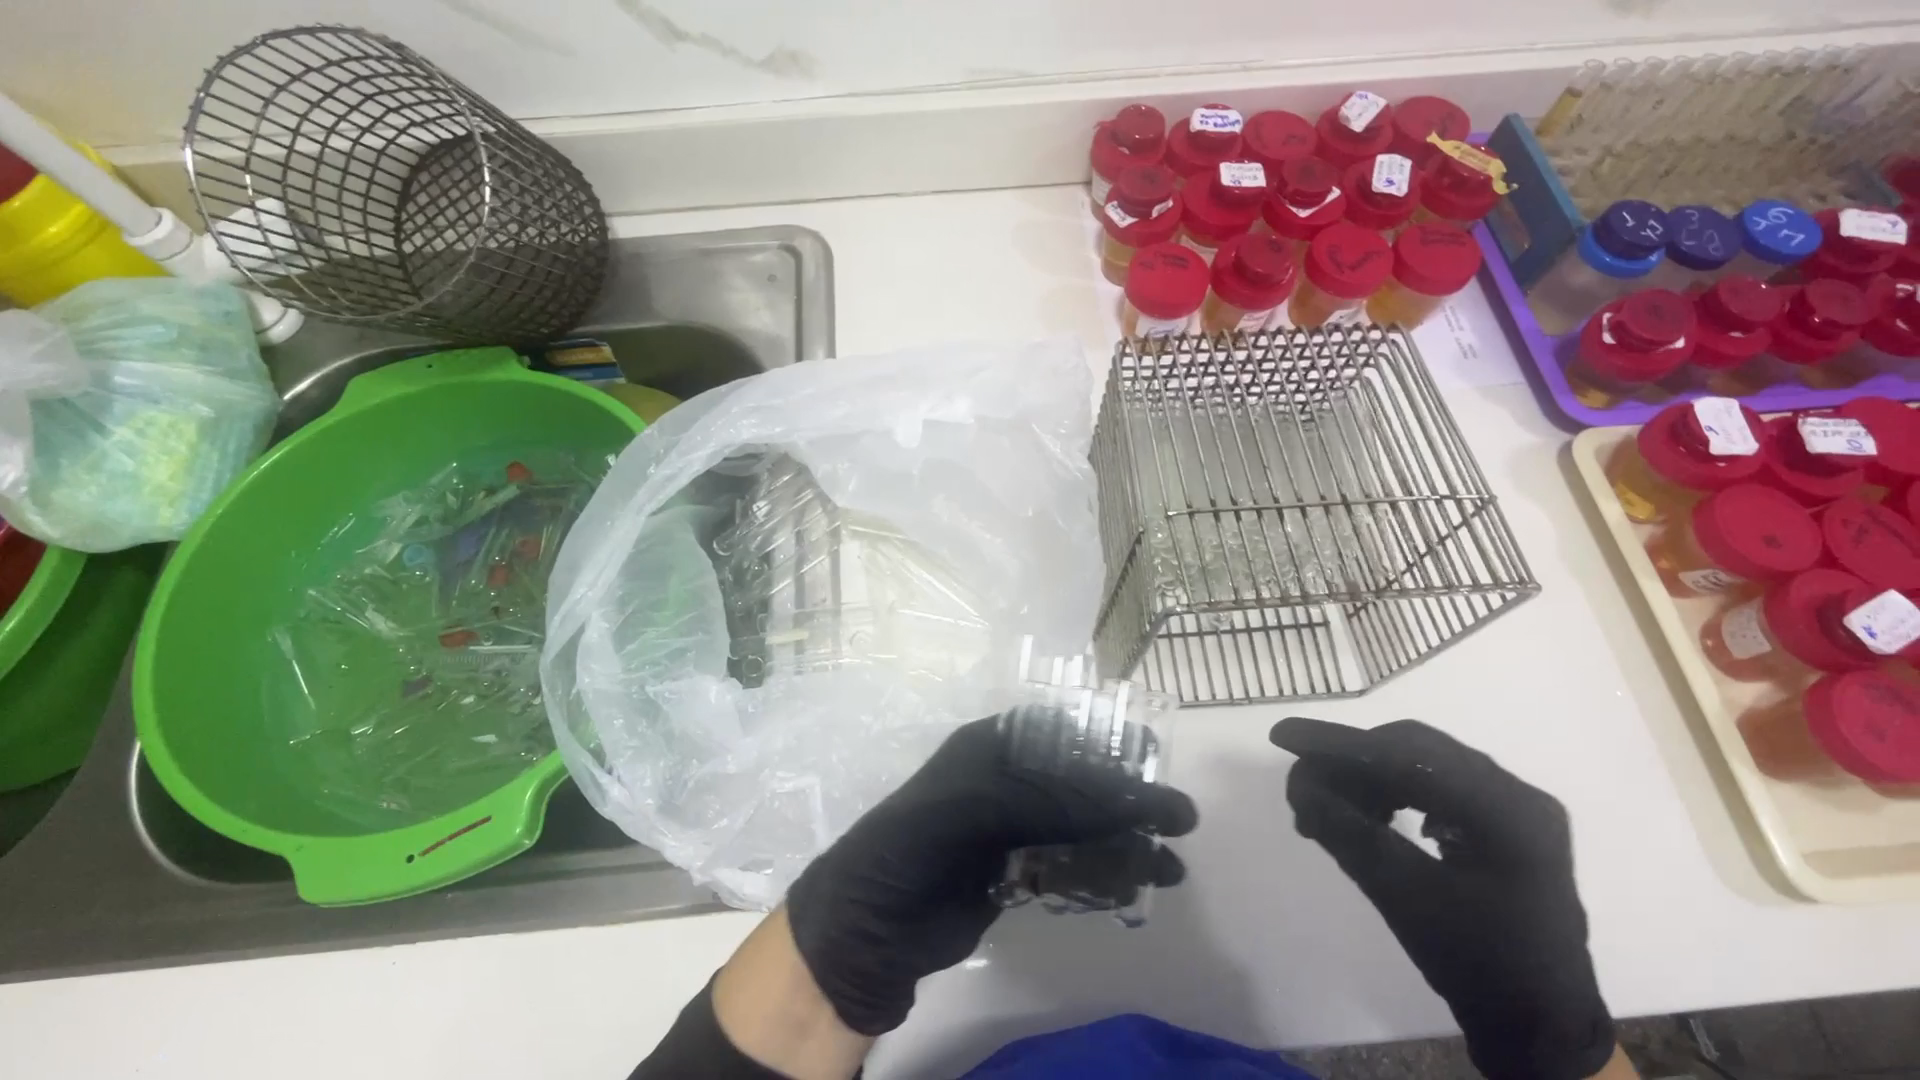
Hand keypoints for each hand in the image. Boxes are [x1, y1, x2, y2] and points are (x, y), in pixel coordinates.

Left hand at [784, 713, 1197, 1035]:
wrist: (871, 925)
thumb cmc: (917, 842)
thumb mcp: (984, 806)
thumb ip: (1062, 802)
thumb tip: (1142, 800)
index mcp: (990, 747)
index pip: (1061, 731)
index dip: (1107, 739)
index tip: (1152, 753)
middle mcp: (1004, 782)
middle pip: (1079, 782)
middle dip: (1128, 799)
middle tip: (1178, 818)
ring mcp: (1010, 831)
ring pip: (1082, 829)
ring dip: (1126, 844)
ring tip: (1170, 869)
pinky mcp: (1014, 876)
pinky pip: (1069, 868)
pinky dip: (1103, 876)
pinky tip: (1135, 888)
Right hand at [1270, 718, 1615, 1079]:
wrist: (1541, 1025)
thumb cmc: (1477, 965)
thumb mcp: (1402, 896)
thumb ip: (1346, 832)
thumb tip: (1298, 785)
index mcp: (1507, 810)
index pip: (1408, 756)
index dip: (1339, 744)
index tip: (1282, 736)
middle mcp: (1518, 794)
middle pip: (1415, 751)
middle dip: (1351, 763)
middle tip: (1303, 790)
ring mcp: (1516, 808)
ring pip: (1423, 766)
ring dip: (1368, 781)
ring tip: (1327, 812)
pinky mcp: (1506, 825)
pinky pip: (1437, 788)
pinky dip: (1393, 795)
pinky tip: (1371, 818)